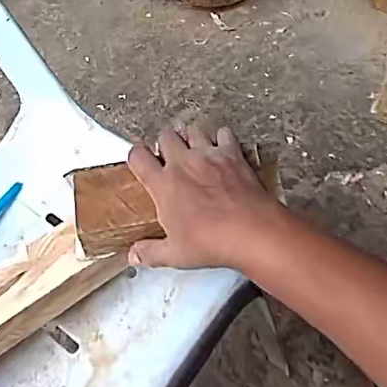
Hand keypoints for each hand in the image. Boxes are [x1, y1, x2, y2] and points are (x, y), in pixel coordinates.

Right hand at [126, 124, 289, 271]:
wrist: (250, 229)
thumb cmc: (212, 240)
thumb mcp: (175, 254)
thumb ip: (150, 252)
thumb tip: (136, 255)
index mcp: (164, 184)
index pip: (138, 157)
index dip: (137, 155)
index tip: (140, 159)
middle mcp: (184, 163)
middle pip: (166, 136)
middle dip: (165, 141)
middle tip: (169, 153)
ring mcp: (210, 155)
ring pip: (193, 130)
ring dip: (191, 137)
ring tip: (193, 147)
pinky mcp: (233, 154)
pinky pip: (224, 134)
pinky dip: (222, 137)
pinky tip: (223, 146)